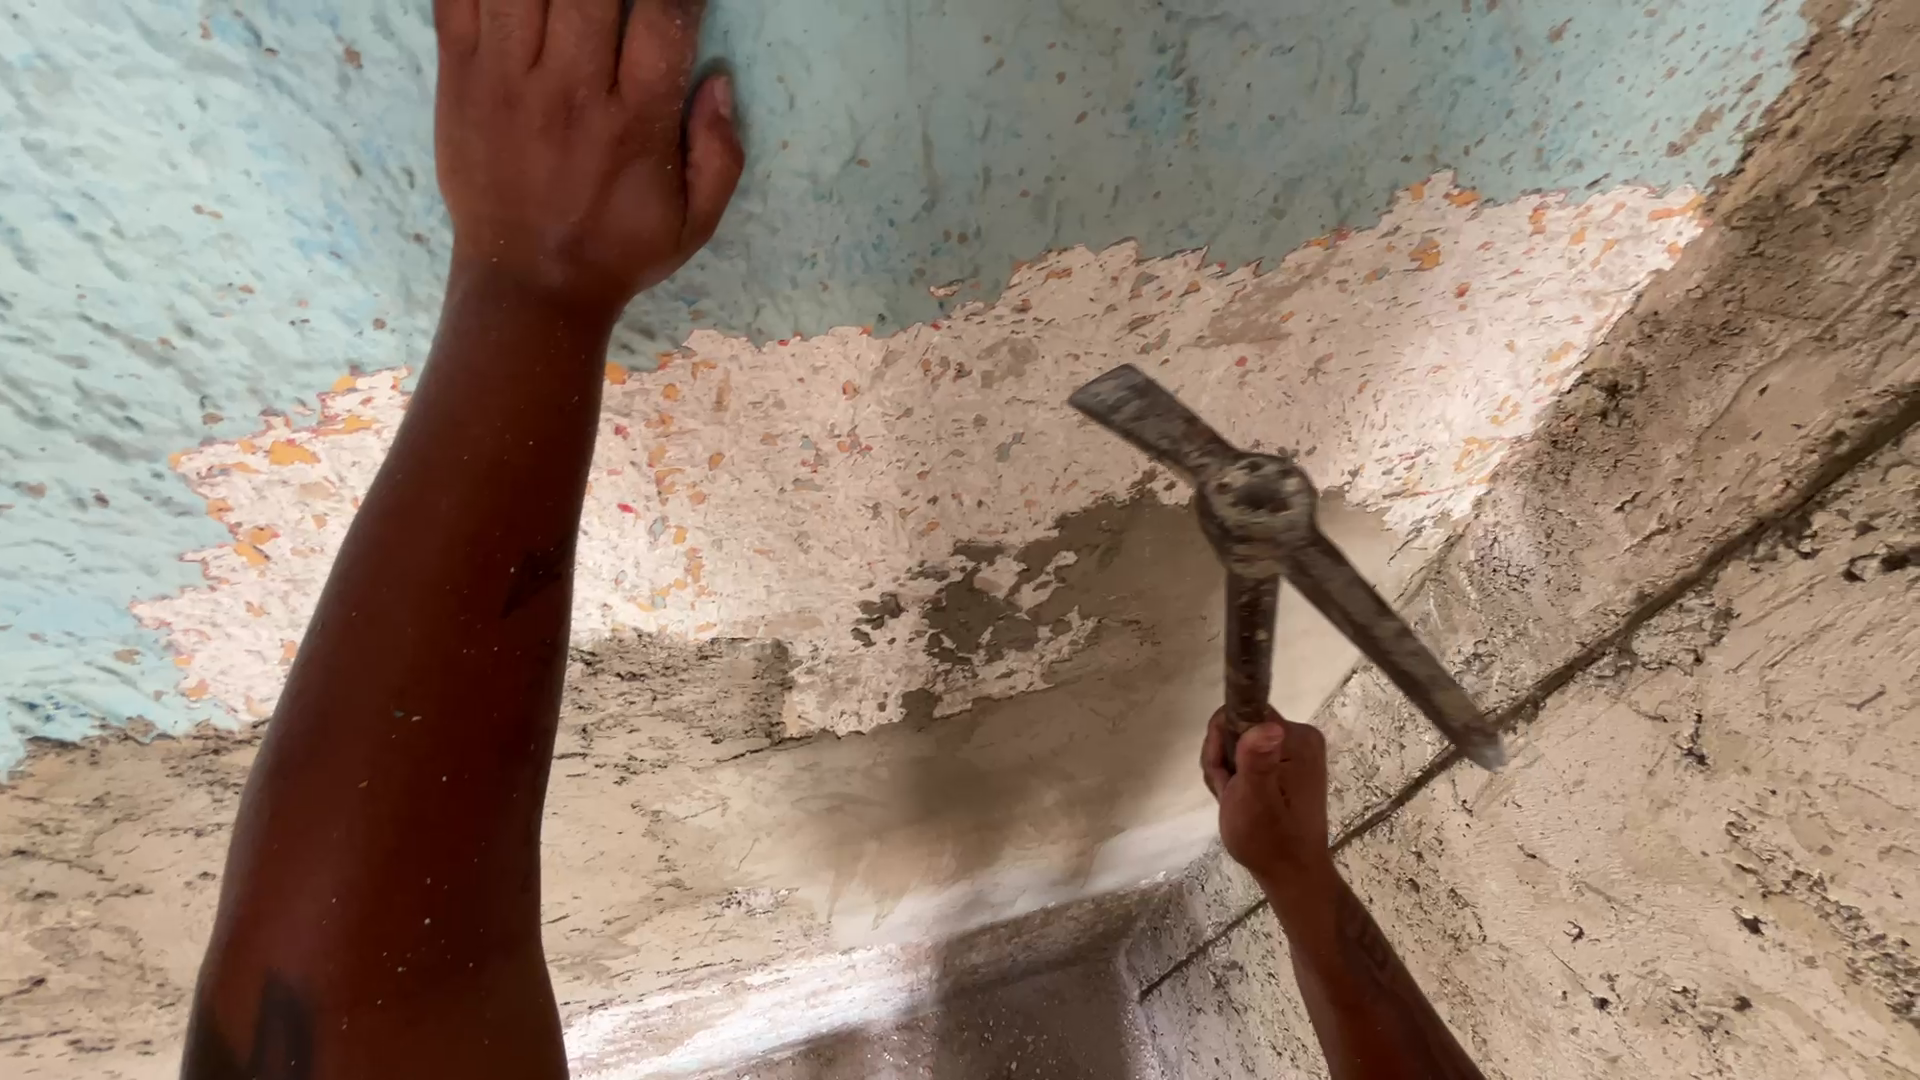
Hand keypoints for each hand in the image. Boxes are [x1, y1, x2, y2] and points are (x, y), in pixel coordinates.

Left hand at [433, 0, 744, 314]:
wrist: (533, 281)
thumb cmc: (621, 250)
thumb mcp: (696, 225)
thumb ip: (720, 157)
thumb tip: (719, 82)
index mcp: (636, 124)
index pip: (664, 19)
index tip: (684, 0)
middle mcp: (573, 89)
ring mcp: (508, 74)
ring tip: (578, 3)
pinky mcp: (459, 71)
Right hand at [1202, 707, 1335, 913]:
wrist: (1289, 874)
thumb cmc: (1269, 840)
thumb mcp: (1255, 800)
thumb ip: (1256, 761)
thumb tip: (1269, 725)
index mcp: (1297, 739)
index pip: (1241, 713)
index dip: (1222, 741)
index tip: (1224, 774)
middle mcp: (1298, 738)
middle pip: (1236, 726)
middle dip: (1221, 759)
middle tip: (1227, 793)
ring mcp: (1292, 751)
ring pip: (1235, 742)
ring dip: (1224, 771)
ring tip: (1232, 800)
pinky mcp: (1285, 764)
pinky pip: (1244, 755)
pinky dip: (1233, 777)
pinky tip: (1237, 800)